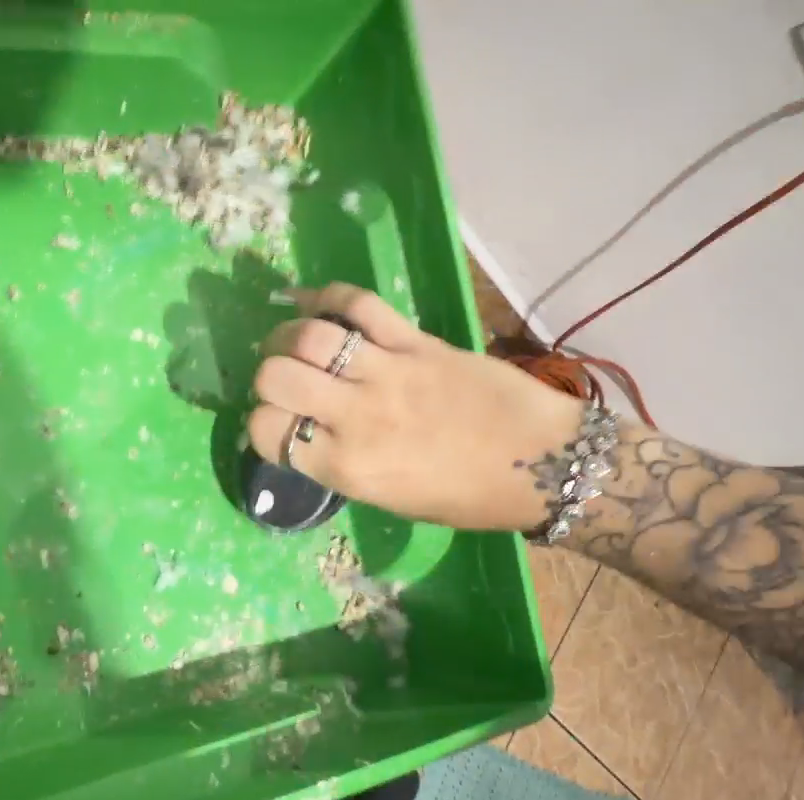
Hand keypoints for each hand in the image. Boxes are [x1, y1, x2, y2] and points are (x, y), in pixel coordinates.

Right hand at [247, 283, 587, 532]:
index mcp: (347, 467)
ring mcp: (387, 372)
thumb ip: (340, 463)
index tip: (278, 425)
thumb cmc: (463, 496)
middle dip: (266, 377)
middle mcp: (357, 417)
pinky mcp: (417, 340)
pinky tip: (315, 304)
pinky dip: (327, 297)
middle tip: (282, 380)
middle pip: (275, 376)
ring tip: (293, 342)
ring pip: (309, 335)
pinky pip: (359, 305)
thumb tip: (306, 432)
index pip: (268, 431)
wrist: (541, 463)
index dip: (262, 426)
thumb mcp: (387, 498)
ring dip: (287, 335)